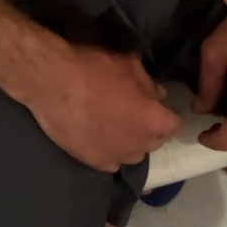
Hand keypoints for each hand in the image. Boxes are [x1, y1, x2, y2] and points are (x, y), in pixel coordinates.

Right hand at [27, 45, 182, 173]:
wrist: (52, 83)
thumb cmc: (93, 69)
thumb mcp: (127, 64)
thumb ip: (147, 82)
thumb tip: (158, 93)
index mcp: (154, 121)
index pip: (174, 124)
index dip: (164, 112)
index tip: (151, 103)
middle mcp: (141, 145)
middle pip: (155, 140)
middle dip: (148, 127)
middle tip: (130, 110)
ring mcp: (117, 157)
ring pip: (133, 153)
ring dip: (129, 141)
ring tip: (111, 125)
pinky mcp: (94, 163)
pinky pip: (110, 161)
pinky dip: (108, 151)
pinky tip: (95, 136)